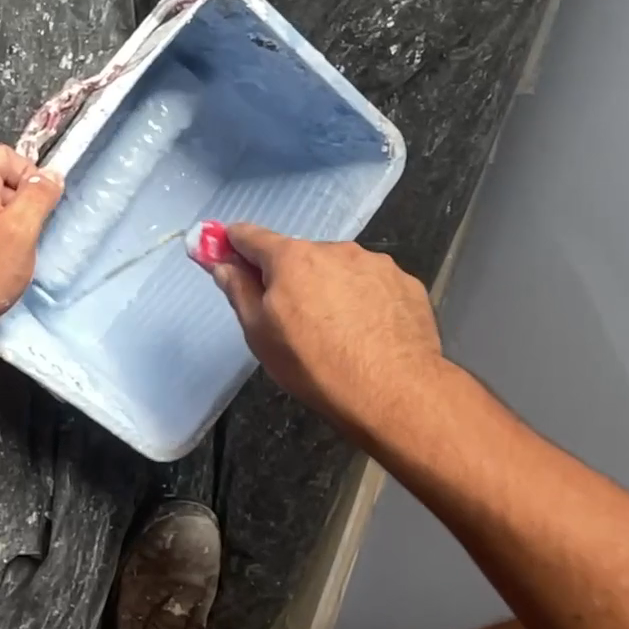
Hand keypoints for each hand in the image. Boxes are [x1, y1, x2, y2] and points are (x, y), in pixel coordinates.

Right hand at [209, 223, 448, 434]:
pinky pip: (372, 284)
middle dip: (288, 277)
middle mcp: (334, 249)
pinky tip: (368, 332)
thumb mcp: (259, 334)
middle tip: (290, 318)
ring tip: (337, 332)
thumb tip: (222, 264)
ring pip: (338, 269)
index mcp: (291, 258)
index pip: (250, 235)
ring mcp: (376, 264)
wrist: (395, 393)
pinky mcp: (407, 283)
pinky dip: (363, 300)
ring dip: (329, 287)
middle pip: (298, 256)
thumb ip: (238, 291)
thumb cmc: (315, 365)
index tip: (224, 251)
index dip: (232, 242)